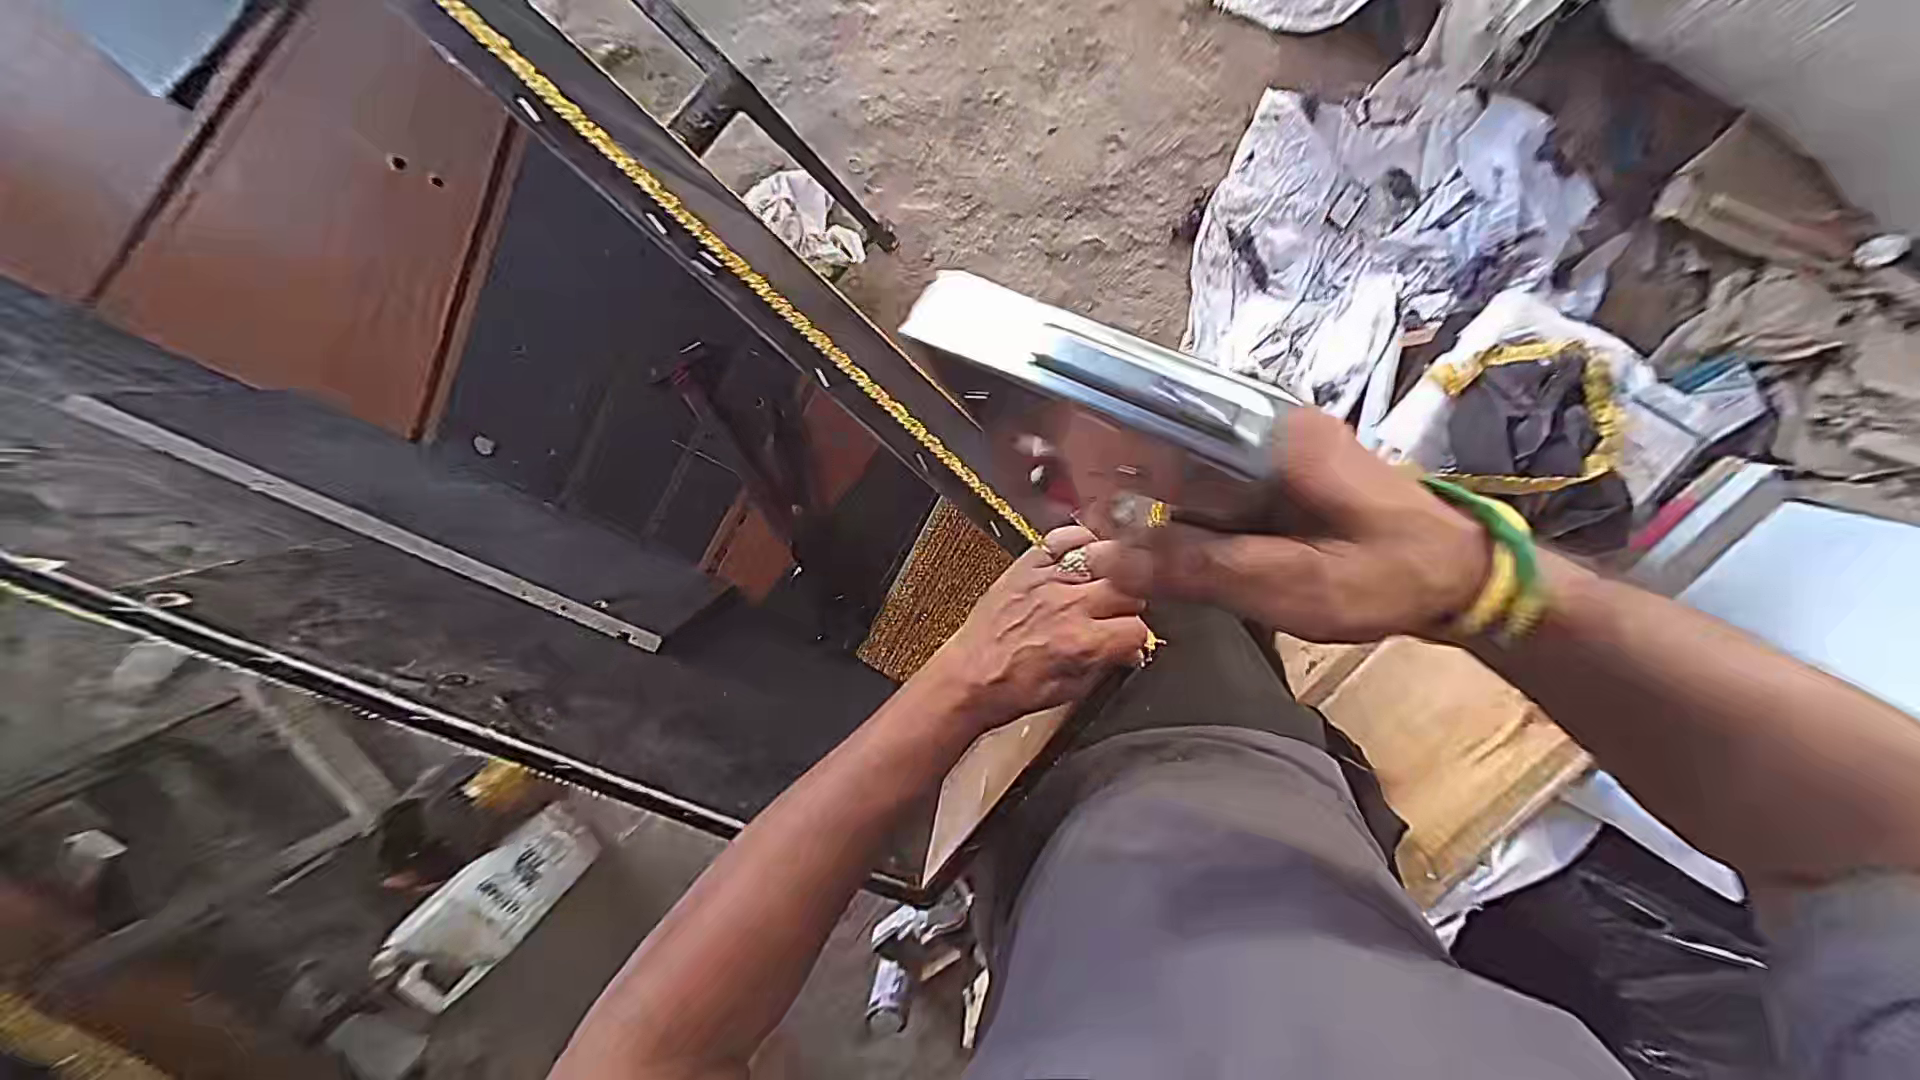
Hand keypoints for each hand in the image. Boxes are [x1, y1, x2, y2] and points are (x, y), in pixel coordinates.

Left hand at [915, 525, 1150, 729]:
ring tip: (1108, 581)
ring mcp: (1047, 581)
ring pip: (1103, 557)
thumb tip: (1130, 650)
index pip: (1137, 627)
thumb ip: (1106, 664)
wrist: (970, 677)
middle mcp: (1068, 606)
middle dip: (1130, 603)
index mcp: (1082, 642)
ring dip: (1112, 570)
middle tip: (1118, 613)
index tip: (1128, 639)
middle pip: (1128, 588)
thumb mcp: (1071, 689)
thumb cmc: (1012, 688)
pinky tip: (1083, 552)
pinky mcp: (1026, 567)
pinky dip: (1078, 540)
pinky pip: (1061, 538)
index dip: (1137, 637)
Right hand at [1087, 409, 1488, 643]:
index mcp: (1275, 436)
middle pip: (1172, 440)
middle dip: (1127, 478)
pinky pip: (1211, 484)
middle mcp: (1270, 428)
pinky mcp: (1278, 476)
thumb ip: (1196, 568)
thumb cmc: (1386, 579)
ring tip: (1110, 529)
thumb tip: (1106, 560)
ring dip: (1153, 497)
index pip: (1170, 417)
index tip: (1072, 481)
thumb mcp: (1287, 583)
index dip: (1116, 447)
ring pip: (1188, 465)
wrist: (1463, 584)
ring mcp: (1274, 450)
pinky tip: (1162, 538)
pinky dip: (1183, 510)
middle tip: (1085, 518)